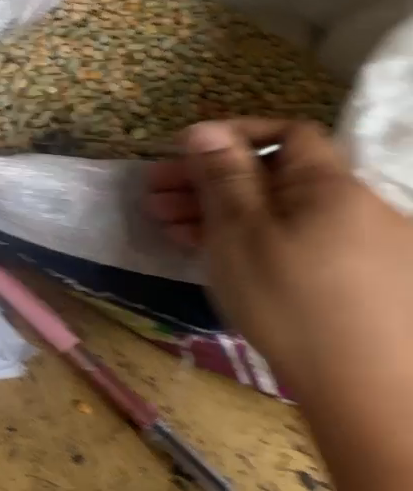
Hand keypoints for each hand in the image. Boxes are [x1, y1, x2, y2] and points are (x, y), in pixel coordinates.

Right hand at [144, 119, 412, 402]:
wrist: (369, 395)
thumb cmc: (290, 300)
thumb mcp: (239, 230)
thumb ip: (223, 174)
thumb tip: (205, 128)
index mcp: (336, 190)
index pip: (290, 135)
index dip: (235, 134)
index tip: (184, 154)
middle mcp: (363, 210)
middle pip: (278, 175)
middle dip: (210, 178)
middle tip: (154, 194)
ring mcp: (370, 248)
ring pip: (283, 210)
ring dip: (221, 210)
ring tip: (169, 227)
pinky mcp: (366, 281)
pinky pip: (302, 239)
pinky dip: (255, 237)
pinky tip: (211, 252)